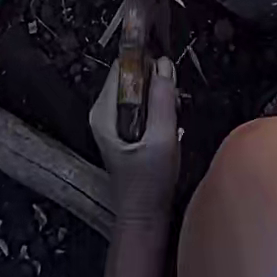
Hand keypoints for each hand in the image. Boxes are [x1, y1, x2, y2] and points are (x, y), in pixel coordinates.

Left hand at [90, 55, 179, 227]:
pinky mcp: (124, 128)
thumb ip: (162, 101)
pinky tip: (169, 123)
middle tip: (173, 97)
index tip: (167, 63)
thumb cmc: (150, 182)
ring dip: (159, 94)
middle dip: (155, 80)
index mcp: (103, 113)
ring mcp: (112, 121)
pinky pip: (142, 103)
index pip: (121, 68)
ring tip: (172, 113)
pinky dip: (157, 106)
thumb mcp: (161, 139)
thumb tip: (164, 63)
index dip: (143, 60)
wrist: (144, 216)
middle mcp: (103, 113)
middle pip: (130, 76)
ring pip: (138, 89)